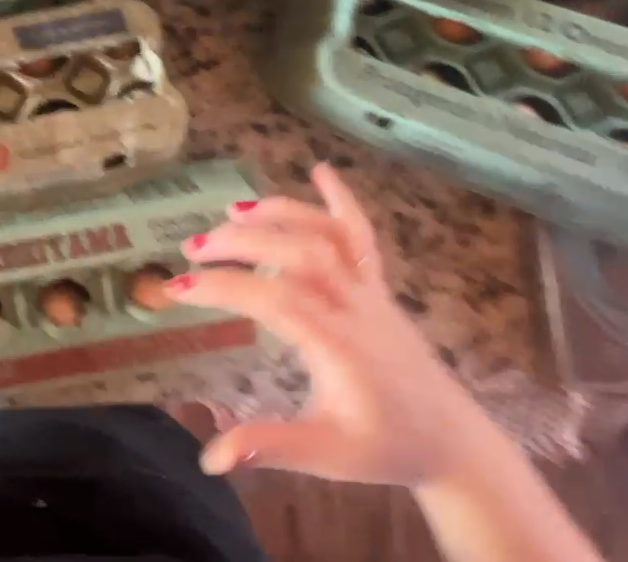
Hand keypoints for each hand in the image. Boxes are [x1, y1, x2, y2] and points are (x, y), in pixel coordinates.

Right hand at [167, 162, 494, 486]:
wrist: (453, 444)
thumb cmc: (382, 447)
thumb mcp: (324, 454)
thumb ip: (268, 447)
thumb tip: (209, 457)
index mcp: (337, 344)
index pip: (272, 299)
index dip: (220, 288)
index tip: (174, 289)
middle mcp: (353, 307)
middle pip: (297, 253)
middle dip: (238, 243)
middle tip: (190, 249)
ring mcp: (369, 292)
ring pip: (326, 235)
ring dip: (276, 214)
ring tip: (230, 211)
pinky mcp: (377, 287)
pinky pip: (362, 236)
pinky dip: (341, 200)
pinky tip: (320, 169)